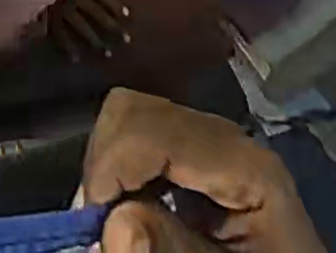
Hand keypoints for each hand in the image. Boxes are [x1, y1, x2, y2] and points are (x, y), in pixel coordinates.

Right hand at [43, 0, 129, 62]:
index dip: (115, 5)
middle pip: (97, 14)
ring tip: (107, 54)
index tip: (126, 15)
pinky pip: (60, 35)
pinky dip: (67, 48)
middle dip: (112, 27)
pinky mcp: (50, 18)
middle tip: (126, 40)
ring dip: (95, 42)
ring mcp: (63, 10)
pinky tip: (75, 58)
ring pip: (82, 28)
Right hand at [85, 90, 324, 252]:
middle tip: (96, 221)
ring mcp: (209, 141)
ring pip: (128, 116)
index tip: (91, 223)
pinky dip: (120, 167)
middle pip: (132, 111)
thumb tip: (113, 224)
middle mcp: (223, 137)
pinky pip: (139, 135)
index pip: (150, 131)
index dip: (109, 168)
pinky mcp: (196, 153)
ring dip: (106, 164)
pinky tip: (128, 207)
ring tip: (110, 217)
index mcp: (244, 166)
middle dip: (103, 162)